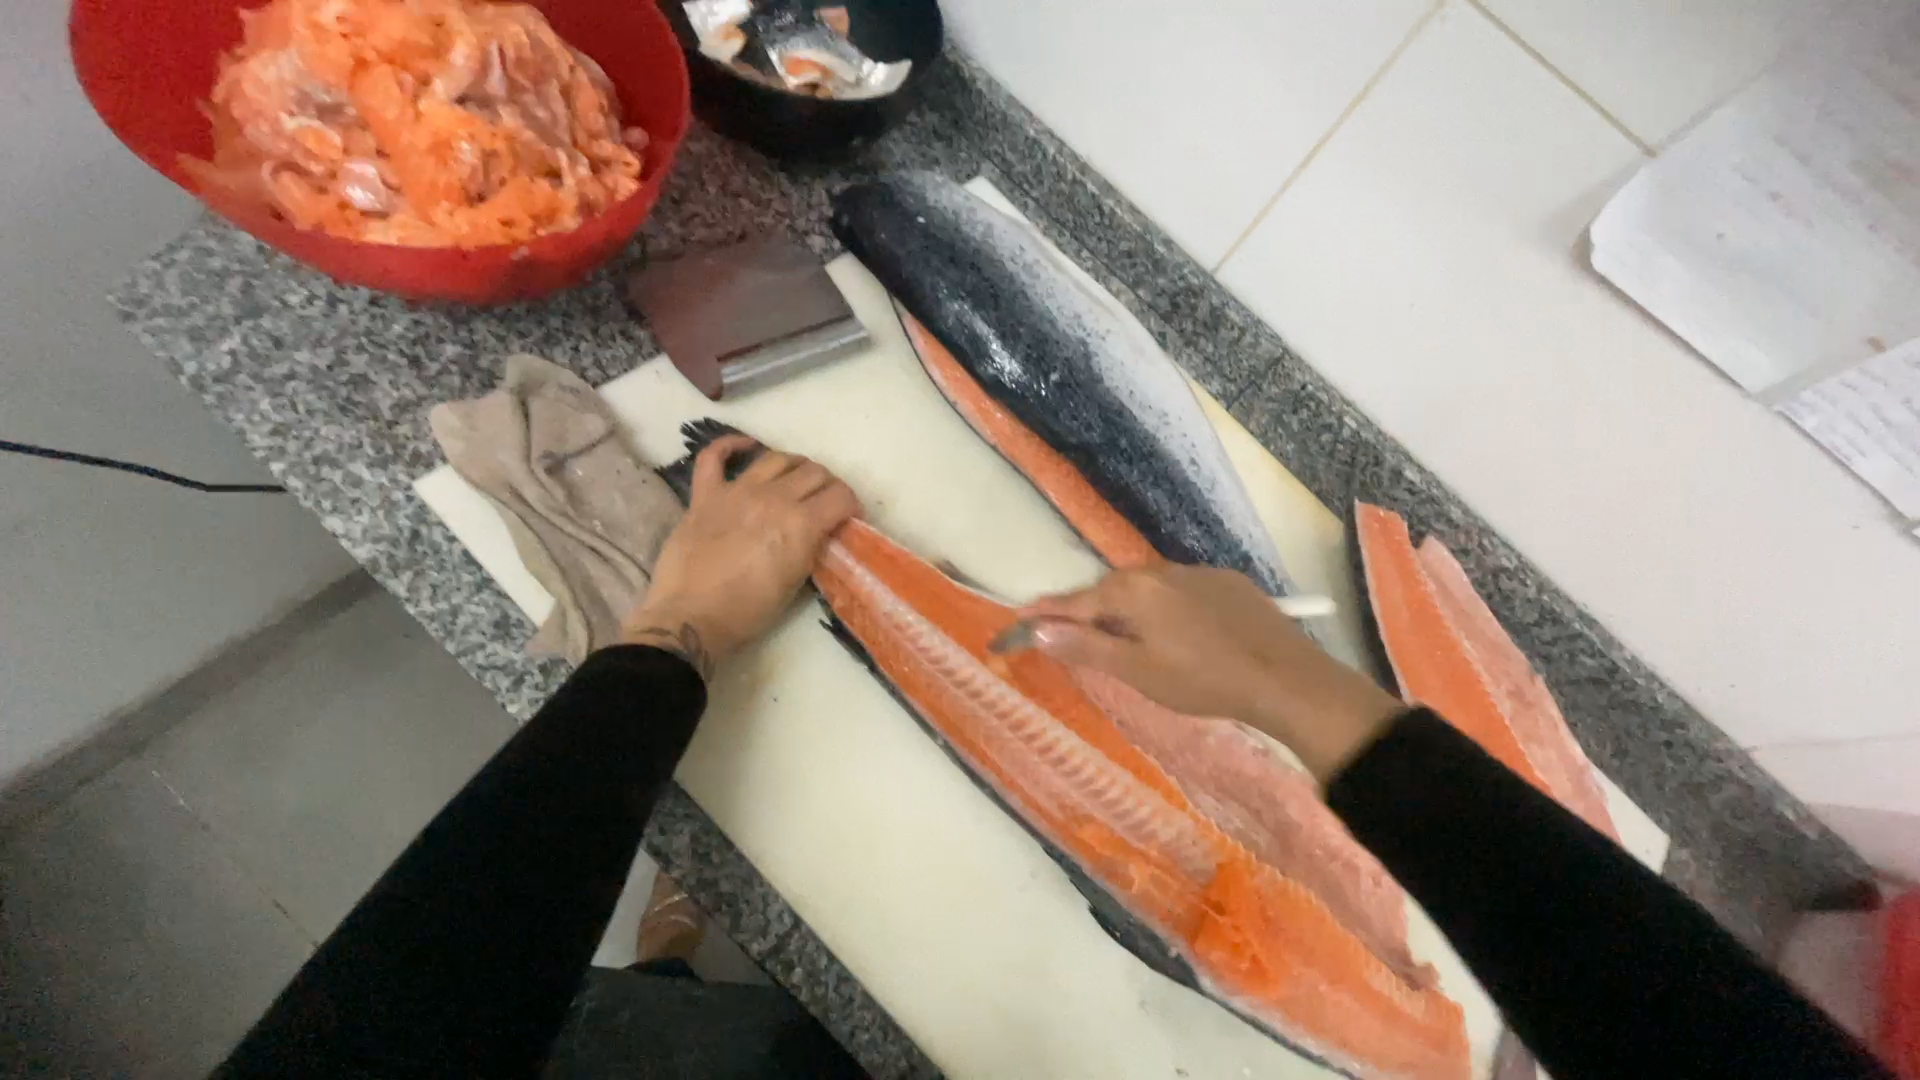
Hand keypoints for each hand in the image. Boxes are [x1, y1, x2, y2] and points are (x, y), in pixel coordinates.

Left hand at [622, 435, 860, 677]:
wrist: (691, 618)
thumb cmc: (748, 611)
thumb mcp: (796, 582)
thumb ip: (811, 548)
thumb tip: (818, 533)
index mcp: (800, 523)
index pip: (840, 496)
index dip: (851, 506)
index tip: (849, 520)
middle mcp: (773, 497)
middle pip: (814, 472)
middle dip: (828, 485)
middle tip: (825, 503)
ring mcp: (736, 491)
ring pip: (776, 458)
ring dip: (794, 465)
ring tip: (796, 479)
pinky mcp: (705, 495)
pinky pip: (714, 457)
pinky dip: (731, 446)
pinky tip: (746, 446)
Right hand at [1020, 565, 1402, 780]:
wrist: (1285, 677)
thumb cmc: (1201, 679)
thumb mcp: (1136, 669)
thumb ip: (1085, 646)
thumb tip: (1038, 629)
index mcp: (1131, 591)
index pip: (1075, 602)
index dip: (1046, 613)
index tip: (1019, 618)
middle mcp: (1158, 571)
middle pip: (1109, 590)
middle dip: (1086, 609)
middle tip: (1068, 631)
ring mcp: (1195, 573)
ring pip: (1145, 589)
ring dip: (1125, 607)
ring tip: (1121, 632)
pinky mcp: (1226, 582)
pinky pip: (1179, 590)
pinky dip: (1163, 606)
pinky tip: (1175, 630)